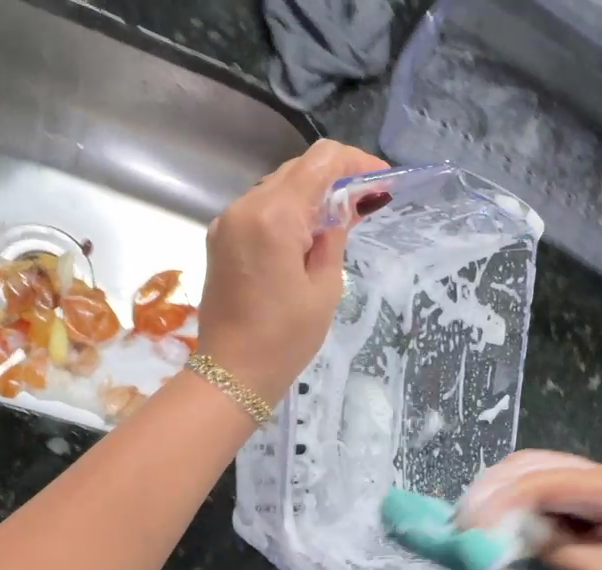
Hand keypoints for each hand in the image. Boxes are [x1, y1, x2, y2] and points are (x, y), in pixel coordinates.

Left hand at [196, 140, 389, 405]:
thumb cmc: (285, 340)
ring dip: (309, 197)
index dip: (356, 163)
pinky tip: (305, 239)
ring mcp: (227, 223)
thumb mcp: (325, 288)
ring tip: (338, 225)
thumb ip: (335, 236)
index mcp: (274, 217)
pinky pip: (258, 211)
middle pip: (296, 170)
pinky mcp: (220, 240)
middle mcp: (244, 207)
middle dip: (334, 180)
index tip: (382, 181)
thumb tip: (346, 205)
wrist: (231, 375)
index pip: (321, 161)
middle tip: (366, 204)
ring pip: (276, 188)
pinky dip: (286, 214)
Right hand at [456, 451, 601, 569]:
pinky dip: (519, 509)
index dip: (500, 501)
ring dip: (502, 496)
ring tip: (472, 524)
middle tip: (460, 522)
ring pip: (538, 477)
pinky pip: (548, 497)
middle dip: (494, 490)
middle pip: (537, 466)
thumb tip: (502, 531)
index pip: (545, 481)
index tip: (467, 528)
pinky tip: (499, 527)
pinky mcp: (597, 508)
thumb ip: (552, 548)